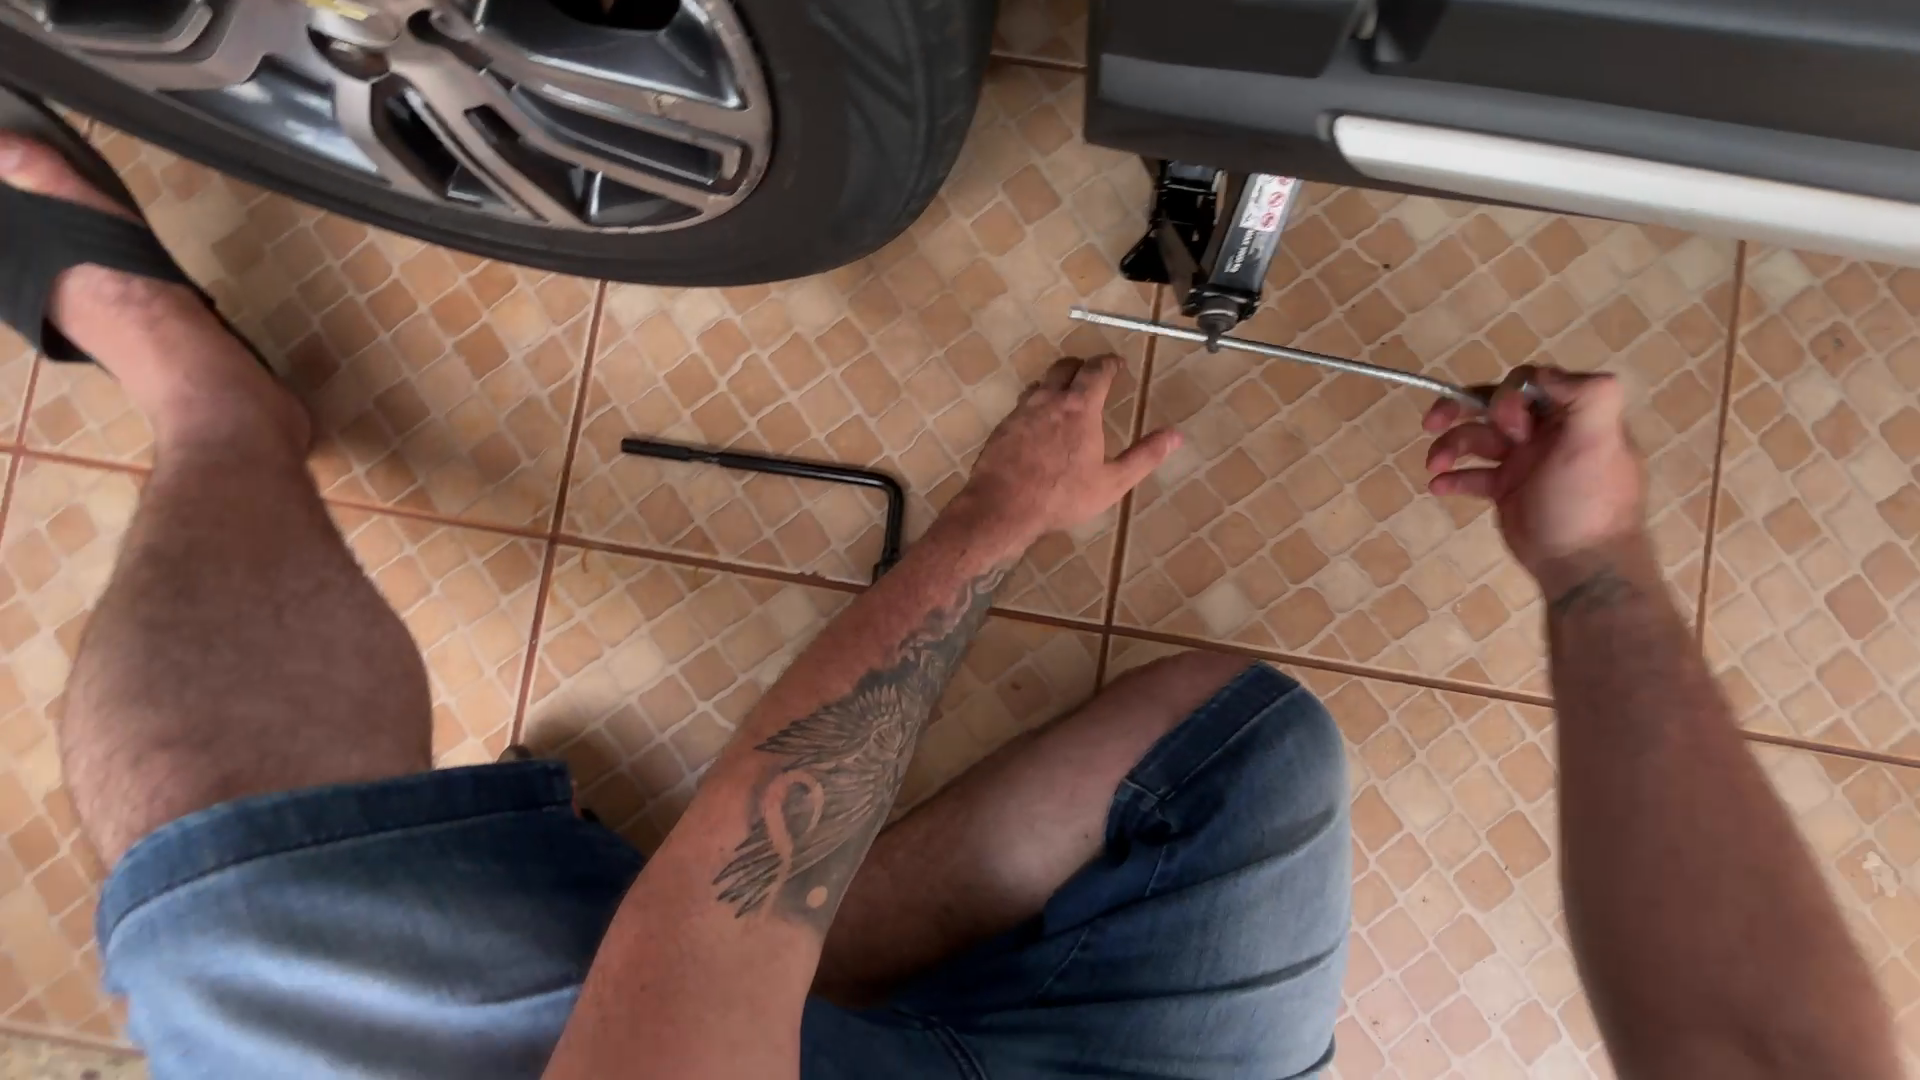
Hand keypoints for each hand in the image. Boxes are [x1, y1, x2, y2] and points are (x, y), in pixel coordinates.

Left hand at [952, 355, 1180, 548]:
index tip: (1118, 365)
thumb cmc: (1061, 497)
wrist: (1002, 507)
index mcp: (1079, 408)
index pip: (1097, 370)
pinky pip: (1022, 405)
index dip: (1110, 363)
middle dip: (1082, 366)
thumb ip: (1144, 456)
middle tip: (1092, 376)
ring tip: (1066, 398)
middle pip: (1065, 367)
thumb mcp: (1111, 482)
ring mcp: (1021, 412)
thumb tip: (1176, 436)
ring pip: (1040, 384)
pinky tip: (1038, 425)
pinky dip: (1036, 405)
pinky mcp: (1003, 427)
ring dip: (1056, 383)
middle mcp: (1048, 400)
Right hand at [1423, 366, 1645, 577]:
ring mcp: (1524, 461)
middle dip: (1459, 410)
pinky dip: (1452, 478)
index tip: (1510, 427)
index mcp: (1573, 416)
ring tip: (1434, 467)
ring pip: (1475, 438)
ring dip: (1449, 447)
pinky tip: (1439, 488)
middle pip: (1493, 406)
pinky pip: (1471, 474)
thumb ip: (1587, 397)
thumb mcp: (1597, 443)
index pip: (1530, 383)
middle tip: (1433, 423)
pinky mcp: (1505, 489)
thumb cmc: (1587, 501)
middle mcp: (1548, 433)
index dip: (1507, 397)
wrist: (1581, 563)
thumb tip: (1545, 374)